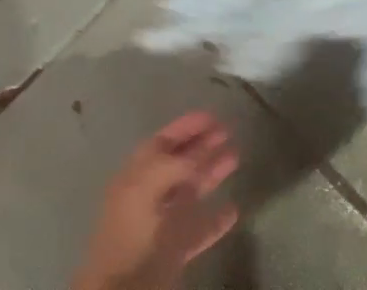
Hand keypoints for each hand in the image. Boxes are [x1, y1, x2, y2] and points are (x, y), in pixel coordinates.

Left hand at [73, 112, 239, 289]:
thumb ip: (172, 165)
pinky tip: (233, 210)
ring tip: (236, 158)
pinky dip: (215, 219)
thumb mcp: (146, 187)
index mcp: (135, 176)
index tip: (213, 116)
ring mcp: (162, 223)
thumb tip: (198, 154)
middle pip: (178, 163)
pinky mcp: (174, 250)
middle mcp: (148, 195)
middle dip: (202, 145)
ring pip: (190, 192)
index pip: (162, 142)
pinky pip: (198, 229)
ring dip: (212, 174)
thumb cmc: (130, 232)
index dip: (186, 127)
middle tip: (228, 132)